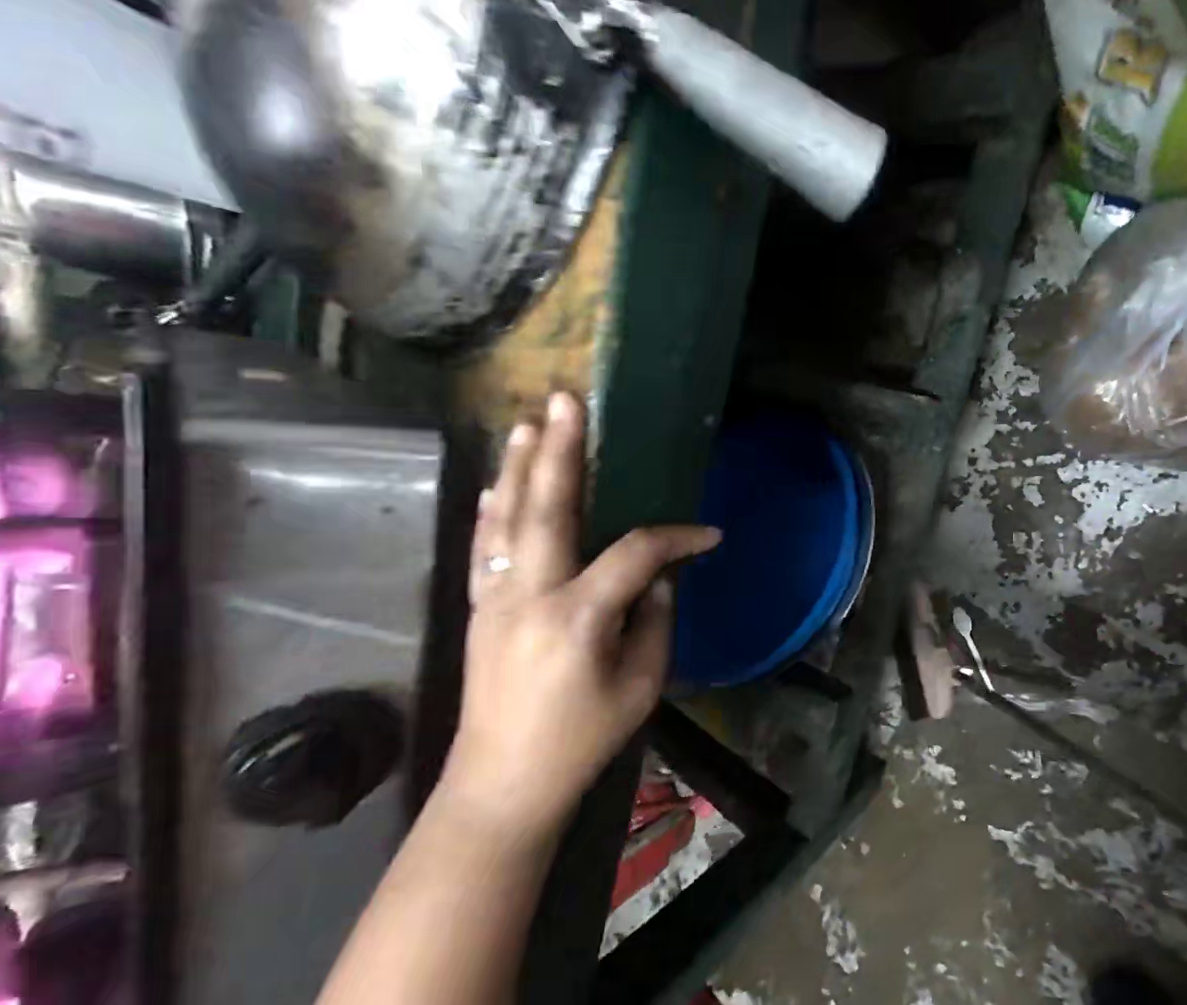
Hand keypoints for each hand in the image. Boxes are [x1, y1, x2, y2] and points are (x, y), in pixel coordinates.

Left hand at [439, 391, 720, 828]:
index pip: (636, 554)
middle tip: (566, 401)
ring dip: (517, 467)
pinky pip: (484, 548)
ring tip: (526, 422)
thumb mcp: (641, 686)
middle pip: (547, 509)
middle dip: (559, 450)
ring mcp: (496, 599)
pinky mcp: (478, 609)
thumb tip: (659, 576)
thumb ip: (655, 621)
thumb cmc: (582, 741)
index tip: (708, 536)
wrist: (504, 783)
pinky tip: (494, 484)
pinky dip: (491, 511)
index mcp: (579, 617)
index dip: (676, 538)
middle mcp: (531, 596)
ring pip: (505, 519)